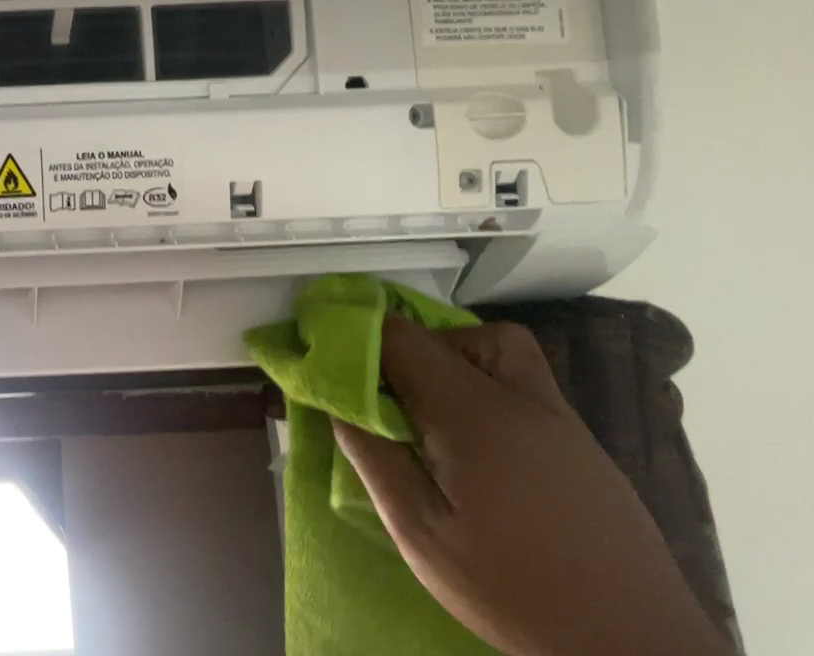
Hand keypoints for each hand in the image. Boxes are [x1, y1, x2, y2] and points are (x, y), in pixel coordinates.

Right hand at [334, 316, 731, 655]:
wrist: (637, 650)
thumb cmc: (513, 589)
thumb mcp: (419, 530)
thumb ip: (372, 456)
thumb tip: (338, 401)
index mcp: (476, 415)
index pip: (401, 337)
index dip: (354, 333)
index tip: (321, 351)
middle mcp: (525, 403)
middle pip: (461, 333)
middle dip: (410, 346)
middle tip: (384, 391)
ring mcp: (564, 424)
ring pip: (503, 352)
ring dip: (455, 362)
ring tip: (429, 415)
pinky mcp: (585, 450)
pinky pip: (525, 387)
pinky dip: (486, 390)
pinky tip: (473, 448)